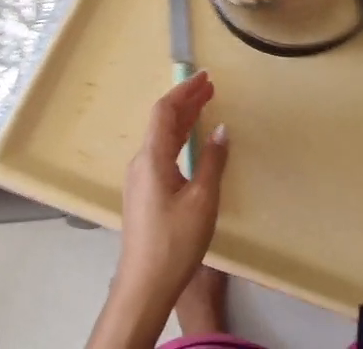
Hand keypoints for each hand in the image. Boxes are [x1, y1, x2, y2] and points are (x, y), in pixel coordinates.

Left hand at [117, 71, 229, 306]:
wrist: (144, 286)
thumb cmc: (175, 241)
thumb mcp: (203, 199)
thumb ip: (212, 160)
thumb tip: (221, 130)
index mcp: (152, 158)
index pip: (165, 112)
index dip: (184, 91)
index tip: (205, 77)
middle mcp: (141, 163)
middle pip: (163, 122)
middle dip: (187, 101)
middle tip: (211, 87)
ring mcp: (140, 180)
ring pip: (162, 138)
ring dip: (184, 119)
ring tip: (206, 106)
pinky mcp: (144, 195)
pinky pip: (162, 153)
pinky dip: (179, 138)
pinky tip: (193, 143)